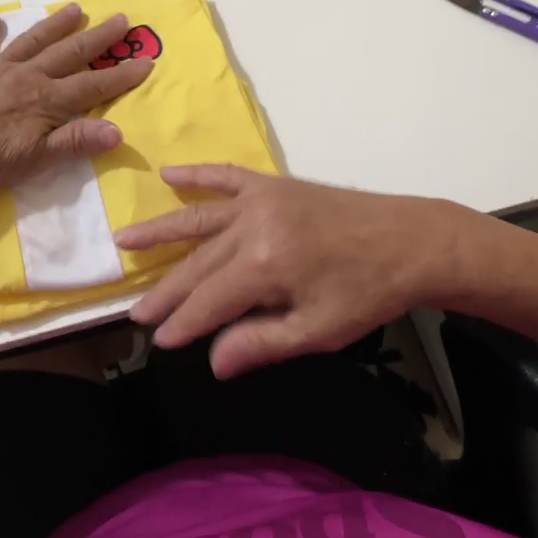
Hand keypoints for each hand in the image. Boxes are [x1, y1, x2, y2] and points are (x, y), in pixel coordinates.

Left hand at [0, 4, 153, 206]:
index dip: (122, 75)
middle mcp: (25, 77)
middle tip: (122, 20)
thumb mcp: (36, 161)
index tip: (148, 60)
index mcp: (46, 101)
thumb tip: (118, 131)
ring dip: (54, 25)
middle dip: (98, 38)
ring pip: (32, 42)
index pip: (94, 86)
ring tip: (74, 9)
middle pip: (69, 54)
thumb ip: (76, 143)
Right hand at [115, 165, 495, 378]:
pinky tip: (168, 175)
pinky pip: (226, 176)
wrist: (413, 240)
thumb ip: (262, 343)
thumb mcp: (319, 330)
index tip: (158, 340)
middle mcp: (253, 226)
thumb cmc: (368, 292)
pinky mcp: (272, 184)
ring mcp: (260, 200)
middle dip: (166, 292)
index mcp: (265, 266)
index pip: (208, 301)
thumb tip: (212, 362)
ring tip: (124, 239)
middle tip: (136, 312)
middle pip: (196, 264)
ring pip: (198, 218)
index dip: (183, 324)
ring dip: (160, 229)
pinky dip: (197, 174)